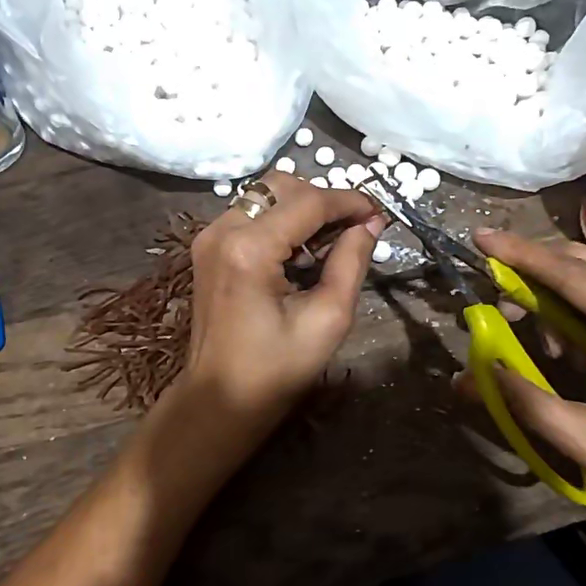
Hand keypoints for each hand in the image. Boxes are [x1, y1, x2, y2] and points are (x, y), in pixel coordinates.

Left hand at [177, 171, 383, 435]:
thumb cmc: (276, 369)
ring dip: (301, 209)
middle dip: (323, 201)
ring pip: (265, 196)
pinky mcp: (207, 247)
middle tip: (352, 231)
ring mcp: (209, 237)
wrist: (219, 398)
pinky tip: (297, 253)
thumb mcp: (328, 319)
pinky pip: (250, 214)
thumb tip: (371, 223)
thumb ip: (351, 262)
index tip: (379, 213)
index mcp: (249, 249)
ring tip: (326, 245)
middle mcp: (222, 231)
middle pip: (282, 186)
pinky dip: (279, 221)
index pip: (309, 202)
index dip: (349, 201)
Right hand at [469, 230, 585, 528]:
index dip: (524, 255)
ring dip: (549, 293)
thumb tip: (471, 371)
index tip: (481, 238)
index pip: (578, 277)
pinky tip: (563, 345)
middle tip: (496, 300)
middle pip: (584, 262)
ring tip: (531, 336)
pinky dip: (568, 307)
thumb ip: (525, 401)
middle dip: (531, 272)